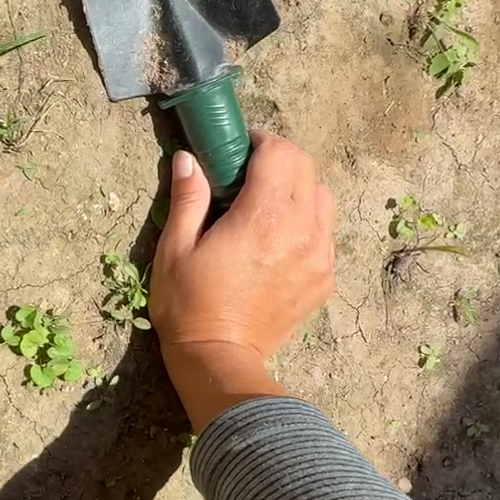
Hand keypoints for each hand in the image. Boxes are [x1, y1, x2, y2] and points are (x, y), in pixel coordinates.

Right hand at [148, 134, 334, 427]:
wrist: (218, 357)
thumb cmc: (187, 304)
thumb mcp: (174, 249)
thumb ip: (187, 199)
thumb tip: (190, 159)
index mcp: (262, 217)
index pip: (280, 152)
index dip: (260, 141)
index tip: (238, 148)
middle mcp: (302, 229)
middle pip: (307, 168)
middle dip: (279, 160)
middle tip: (247, 173)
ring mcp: (321, 254)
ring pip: (322, 197)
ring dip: (296, 189)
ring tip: (264, 207)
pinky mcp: (325, 277)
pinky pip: (325, 232)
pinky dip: (304, 222)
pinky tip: (274, 242)